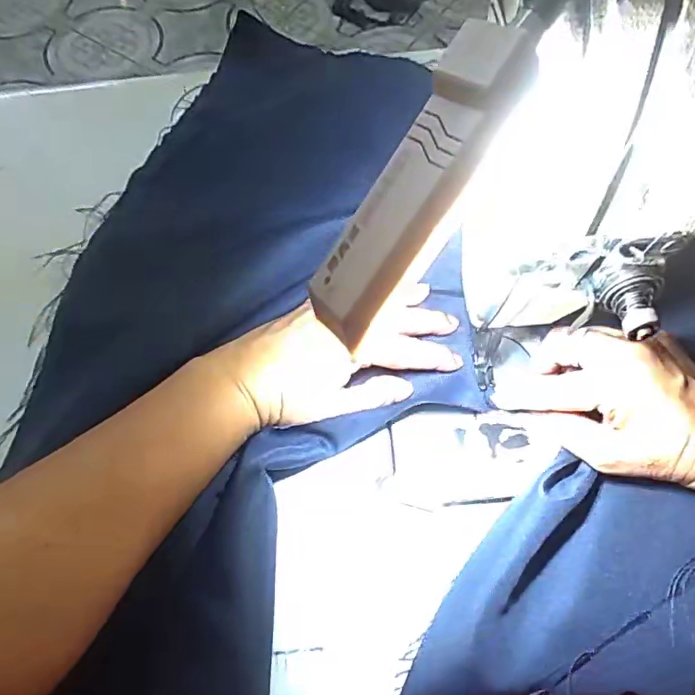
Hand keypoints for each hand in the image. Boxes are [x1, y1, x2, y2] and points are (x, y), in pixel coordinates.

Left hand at [207, 283, 462, 428]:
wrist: (242, 379)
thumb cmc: (286, 398)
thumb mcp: (333, 405)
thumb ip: (371, 394)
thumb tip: (405, 389)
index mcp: (353, 348)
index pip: (402, 351)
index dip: (429, 357)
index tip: (452, 361)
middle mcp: (346, 322)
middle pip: (394, 321)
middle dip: (425, 324)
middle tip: (451, 326)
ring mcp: (330, 312)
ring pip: (375, 303)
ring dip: (403, 300)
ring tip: (428, 298)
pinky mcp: (314, 309)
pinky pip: (354, 294)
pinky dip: (372, 292)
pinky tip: (380, 290)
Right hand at [489, 327, 694, 489]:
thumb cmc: (666, 454)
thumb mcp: (608, 455)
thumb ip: (566, 432)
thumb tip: (536, 418)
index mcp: (614, 381)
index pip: (552, 387)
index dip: (523, 396)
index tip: (503, 398)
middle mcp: (626, 350)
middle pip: (563, 343)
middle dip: (543, 364)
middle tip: (539, 387)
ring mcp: (643, 339)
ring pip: (585, 334)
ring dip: (568, 356)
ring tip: (568, 382)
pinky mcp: (656, 337)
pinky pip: (611, 336)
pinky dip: (595, 352)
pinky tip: (600, 376)